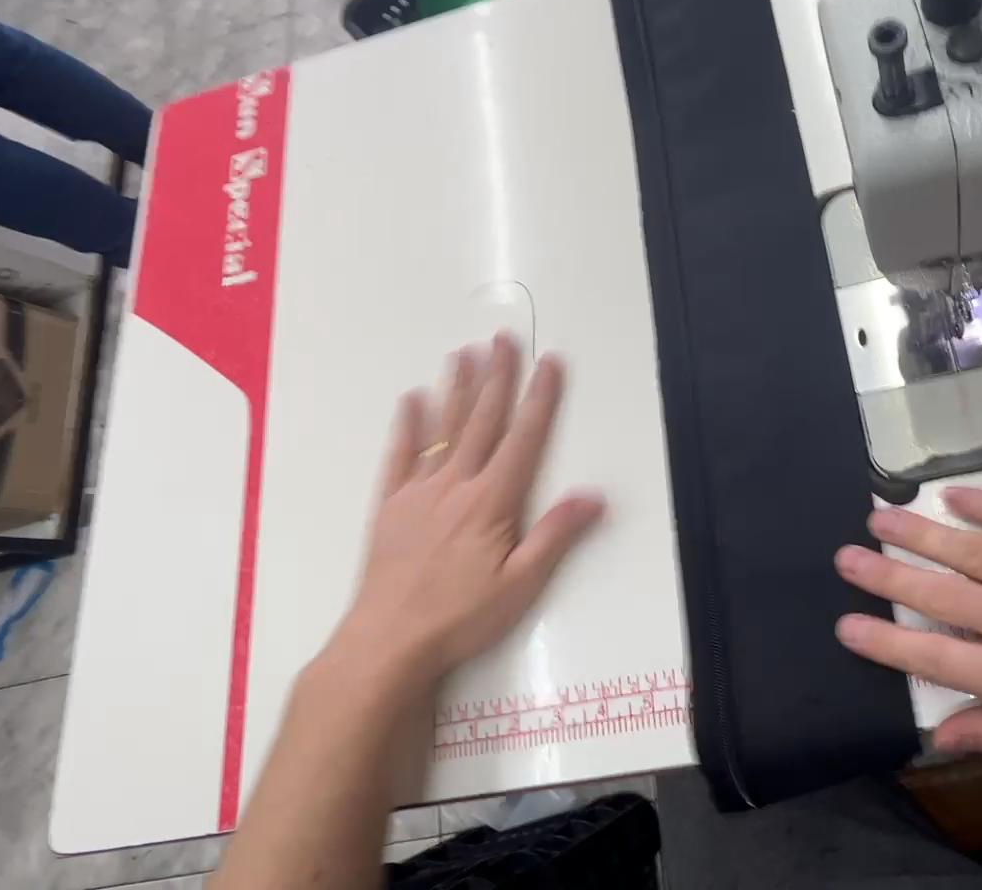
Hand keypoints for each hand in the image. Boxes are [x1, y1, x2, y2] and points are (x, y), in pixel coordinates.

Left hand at [333, 334, 604, 677]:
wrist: (386, 645)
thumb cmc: (461, 617)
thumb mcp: (521, 584)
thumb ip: (556, 535)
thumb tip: (594, 494)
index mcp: (492, 501)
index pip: (523, 438)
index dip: (540, 398)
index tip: (549, 362)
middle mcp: (456, 485)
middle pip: (482, 421)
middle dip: (498, 376)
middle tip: (504, 337)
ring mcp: (418, 493)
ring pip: (443, 429)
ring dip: (457, 388)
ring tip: (464, 352)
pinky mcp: (389, 508)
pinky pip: (399, 457)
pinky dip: (407, 426)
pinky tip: (411, 399)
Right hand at [833, 488, 981, 787]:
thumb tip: (941, 734)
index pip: (938, 658)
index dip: (885, 643)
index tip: (844, 624)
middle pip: (944, 594)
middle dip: (887, 575)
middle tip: (845, 556)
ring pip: (976, 550)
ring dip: (922, 533)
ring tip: (879, 516)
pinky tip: (953, 496)